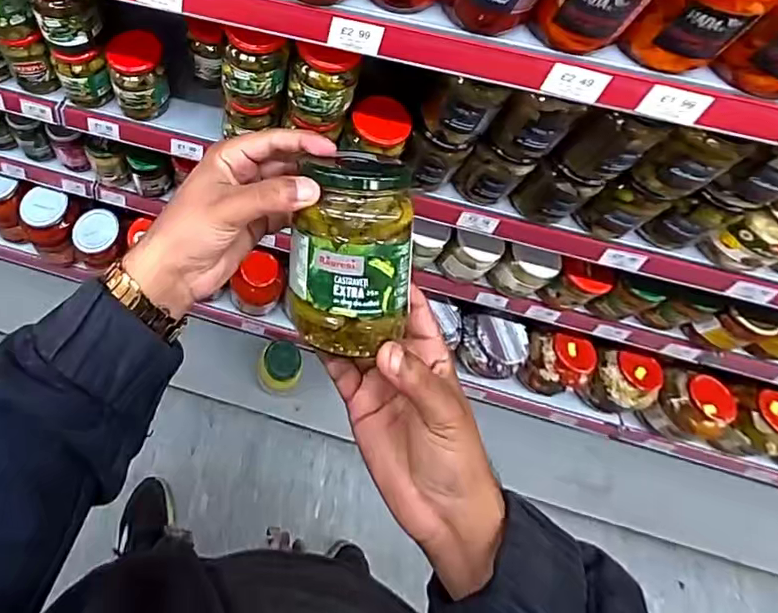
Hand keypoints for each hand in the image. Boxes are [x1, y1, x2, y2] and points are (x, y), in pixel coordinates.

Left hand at [122, 128, 334, 317]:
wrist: (172, 273)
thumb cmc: (184, 231)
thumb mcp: (228, 208)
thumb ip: (270, 196)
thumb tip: (309, 187)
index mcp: (229, 158)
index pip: (271, 141)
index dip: (301, 141)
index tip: (327, 148)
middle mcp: (241, 174)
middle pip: (282, 162)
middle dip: (308, 165)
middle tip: (338, 171)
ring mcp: (249, 199)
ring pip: (286, 187)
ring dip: (307, 191)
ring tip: (335, 193)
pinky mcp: (256, 223)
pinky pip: (284, 212)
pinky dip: (301, 213)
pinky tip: (317, 214)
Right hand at [325, 292, 505, 599]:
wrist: (444, 515)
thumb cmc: (462, 464)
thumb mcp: (445, 414)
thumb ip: (416, 381)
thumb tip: (387, 353)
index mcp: (431, 358)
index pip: (414, 311)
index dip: (398, 285)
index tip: (381, 263)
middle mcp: (403, 364)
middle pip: (377, 320)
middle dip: (360, 298)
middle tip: (340, 275)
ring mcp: (379, 381)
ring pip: (354, 340)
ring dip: (339, 321)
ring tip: (321, 297)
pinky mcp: (359, 401)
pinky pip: (338, 368)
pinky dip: (325, 351)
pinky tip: (315, 335)